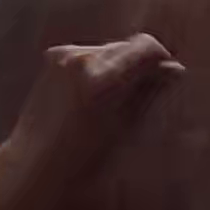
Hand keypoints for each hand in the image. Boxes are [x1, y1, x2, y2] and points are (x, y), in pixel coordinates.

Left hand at [0, 34, 182, 200]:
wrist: (35, 163)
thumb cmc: (84, 159)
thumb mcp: (125, 128)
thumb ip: (148, 93)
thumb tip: (174, 69)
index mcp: (103, 78)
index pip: (145, 47)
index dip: (160, 58)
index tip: (168, 75)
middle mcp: (82, 59)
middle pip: (126, 46)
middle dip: (139, 64)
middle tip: (146, 92)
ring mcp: (63, 56)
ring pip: (107, 50)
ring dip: (118, 66)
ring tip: (115, 100)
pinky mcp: (52, 57)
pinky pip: (87, 54)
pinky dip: (96, 67)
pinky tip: (93, 95)